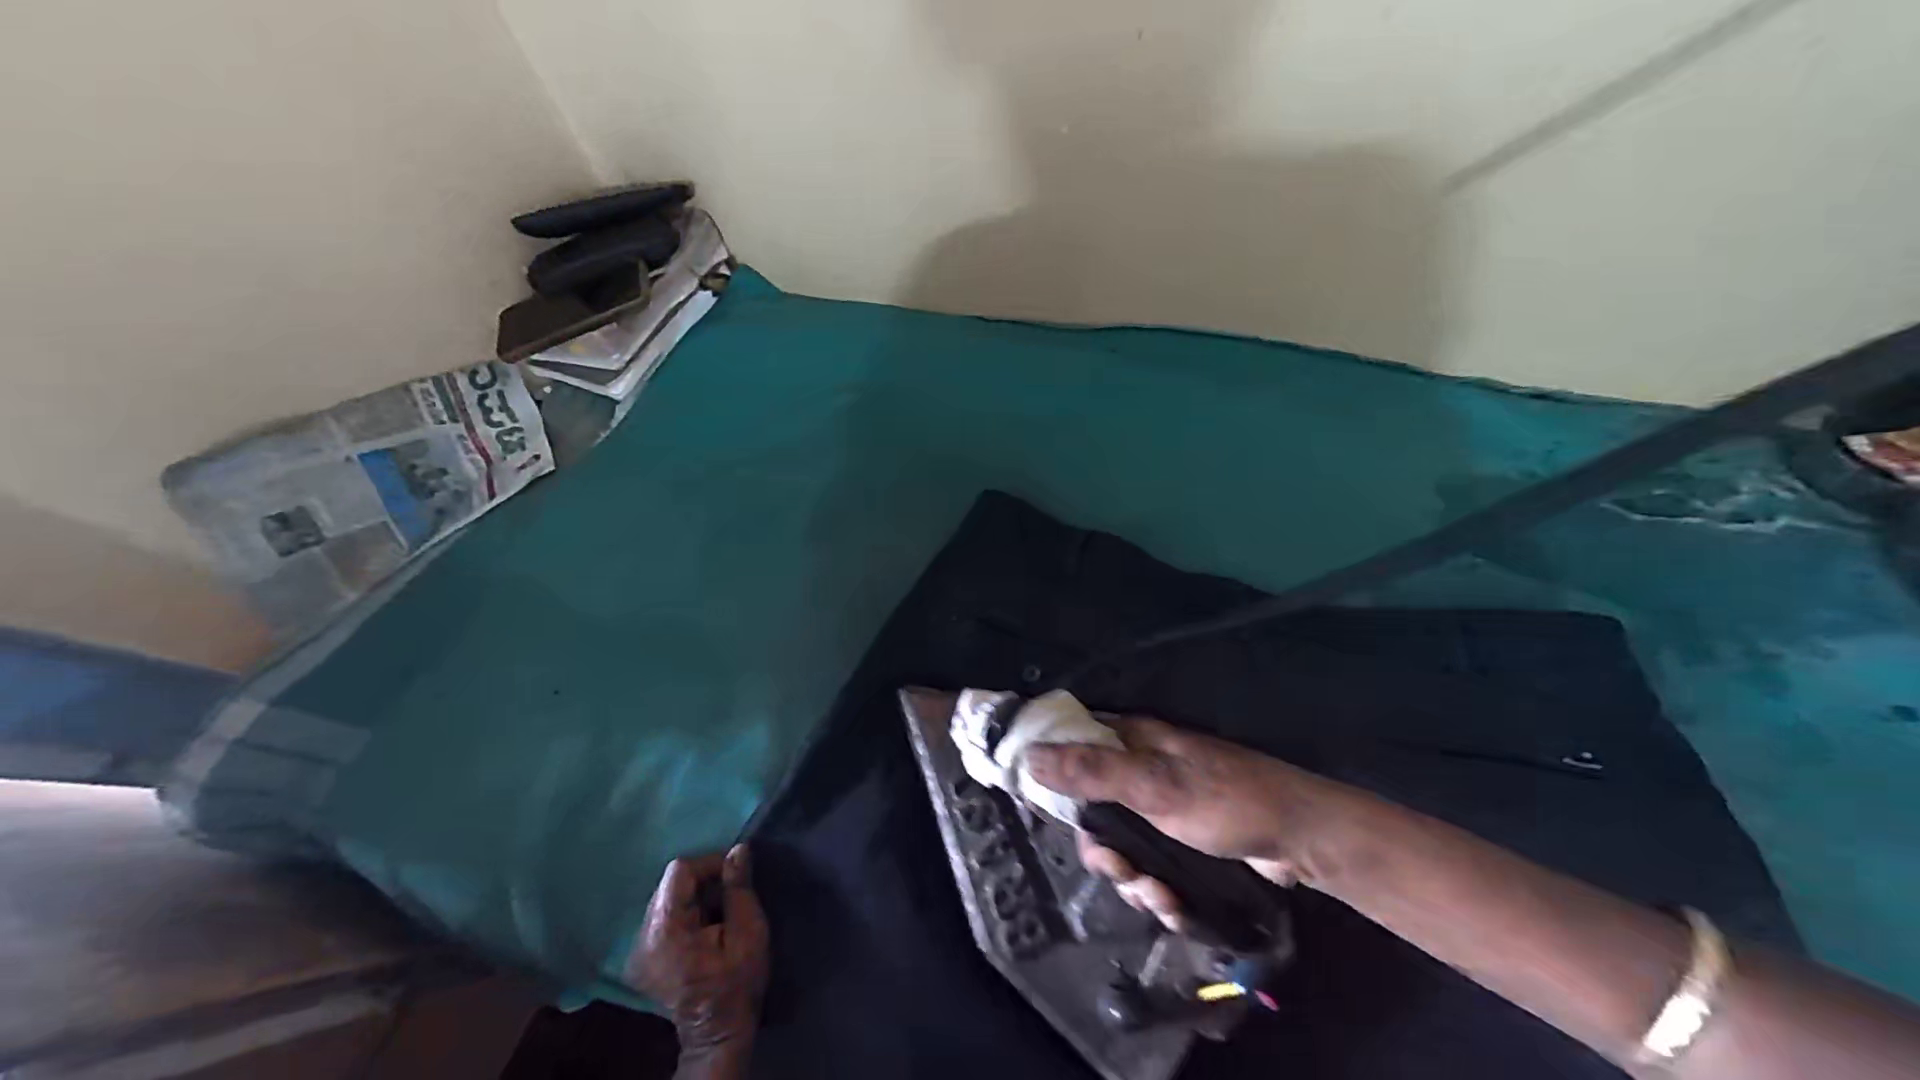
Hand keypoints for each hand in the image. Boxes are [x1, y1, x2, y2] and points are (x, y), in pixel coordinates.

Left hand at [626, 845, 768, 1060]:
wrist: (717, 1031)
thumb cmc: (737, 982)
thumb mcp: (749, 932)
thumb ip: (739, 888)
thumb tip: (738, 850)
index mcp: (666, 930)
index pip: (679, 871)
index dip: (710, 864)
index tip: (733, 877)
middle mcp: (643, 936)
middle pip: (670, 883)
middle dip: (703, 880)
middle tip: (728, 896)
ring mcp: (637, 948)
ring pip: (666, 896)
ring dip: (694, 895)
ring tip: (717, 912)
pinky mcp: (641, 955)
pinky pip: (663, 913)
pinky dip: (685, 910)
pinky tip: (703, 927)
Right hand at [1025, 716, 1333, 926]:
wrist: (1302, 838)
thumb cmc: (1227, 800)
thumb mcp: (1155, 785)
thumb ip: (1091, 772)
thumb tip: (1029, 757)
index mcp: (1129, 740)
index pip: (1068, 743)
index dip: (1049, 772)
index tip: (1043, 809)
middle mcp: (1137, 769)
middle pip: (1089, 809)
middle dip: (1103, 851)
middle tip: (1121, 870)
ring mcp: (1159, 807)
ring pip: (1119, 847)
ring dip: (1133, 880)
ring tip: (1161, 896)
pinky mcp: (1178, 841)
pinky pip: (1148, 867)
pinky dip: (1157, 891)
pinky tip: (1175, 904)